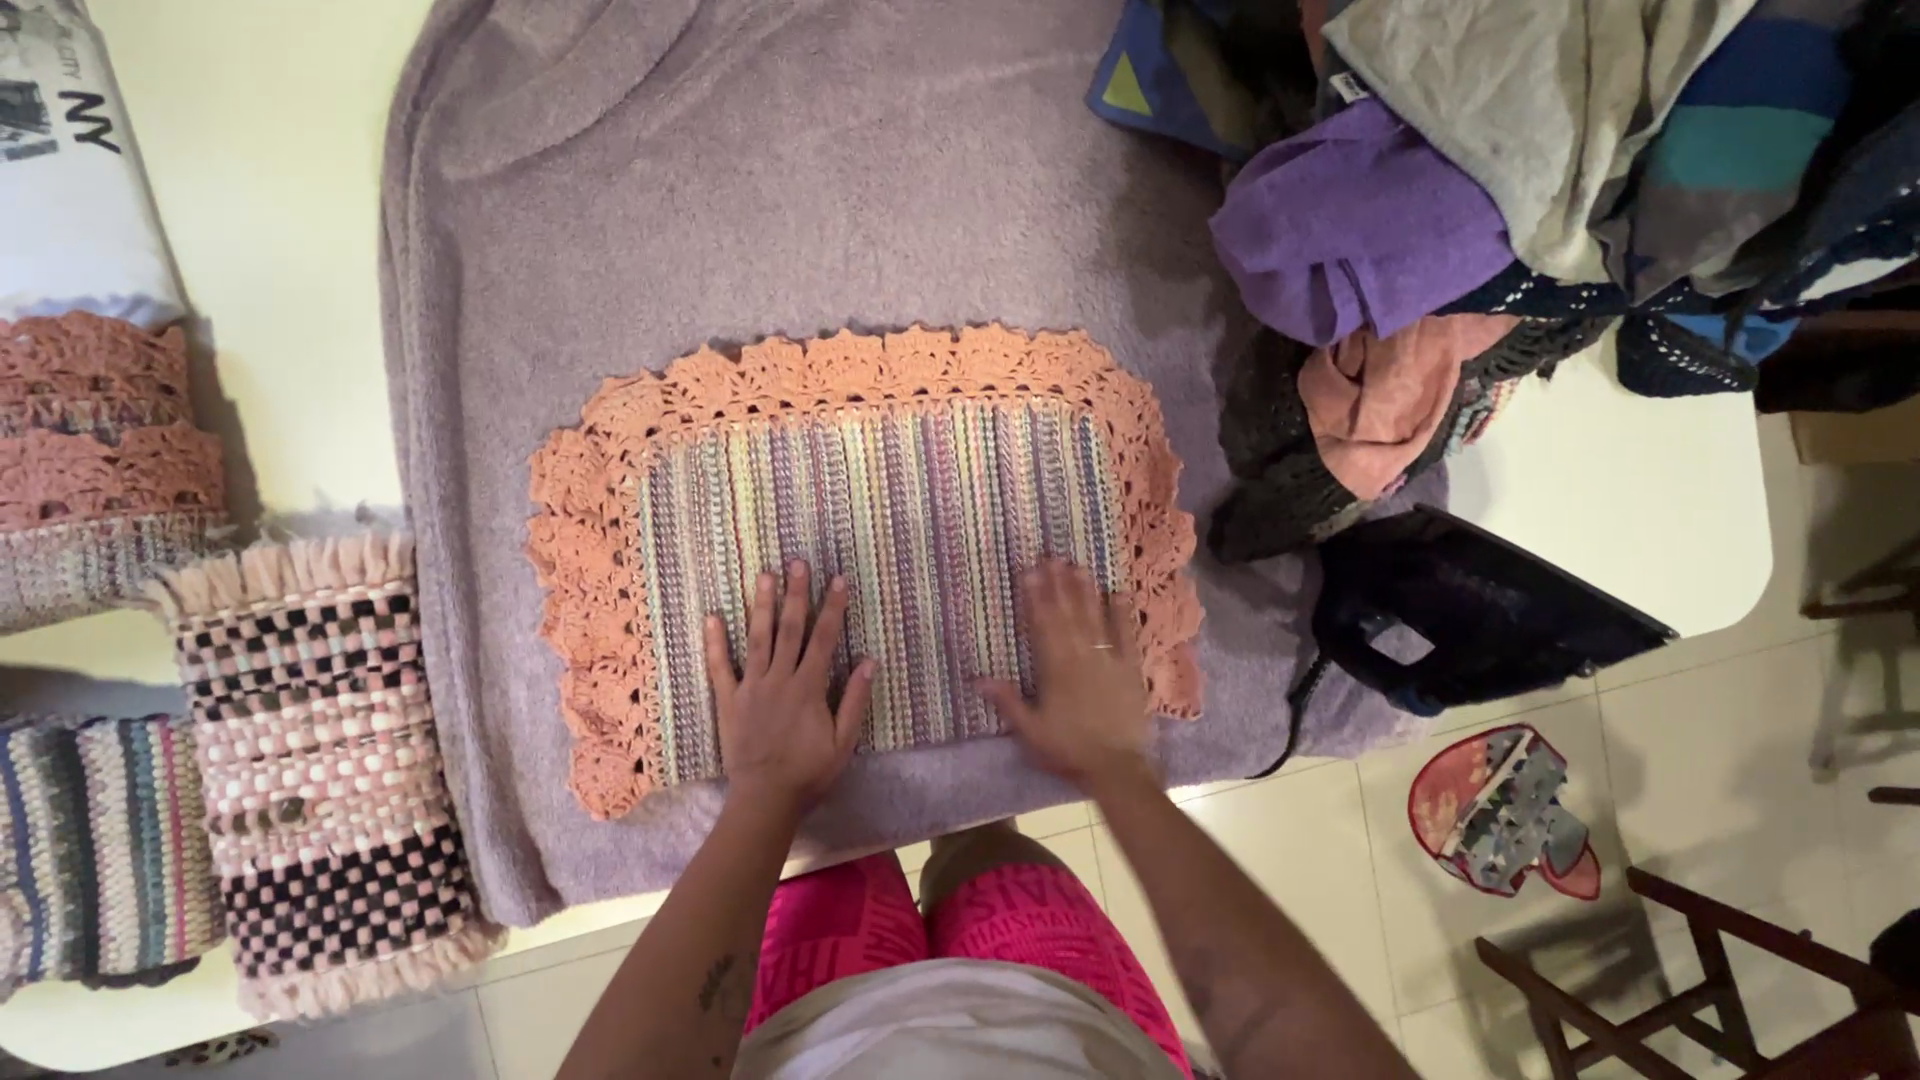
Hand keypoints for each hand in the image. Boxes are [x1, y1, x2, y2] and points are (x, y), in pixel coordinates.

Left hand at [705, 562, 876, 816]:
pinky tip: (712, 616)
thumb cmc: (810, 773)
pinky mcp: (729, 701)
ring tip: (763, 575)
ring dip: (760, 605)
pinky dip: (715, 642)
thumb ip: (855, 700)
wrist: (765, 799)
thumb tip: (870, 661)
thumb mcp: (843, 742)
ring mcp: (751, 688)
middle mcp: (780, 679)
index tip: (838, 579)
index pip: (824, 638)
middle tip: (796, 562)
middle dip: (795, 593)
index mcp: (809, 688)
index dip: (833, 607)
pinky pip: (720, 668)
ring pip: (757, 639)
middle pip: (789, 629)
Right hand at [978, 558, 1156, 793]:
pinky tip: (1117, 592)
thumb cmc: (1069, 749)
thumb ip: (1006, 701)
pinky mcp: (1131, 669)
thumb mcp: (1030, 731)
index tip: (1029, 572)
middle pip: (1067, 614)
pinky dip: (1122, 613)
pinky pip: (1126, 635)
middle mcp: (1081, 657)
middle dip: (1058, 584)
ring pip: (1094, 618)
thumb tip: (977, 678)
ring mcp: (1109, 660)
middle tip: (1051, 556)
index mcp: (1055, 669)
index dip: (1035, 597)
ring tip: (1078, 565)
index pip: (1042, 625)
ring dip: (1085, 591)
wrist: (1117, 767)